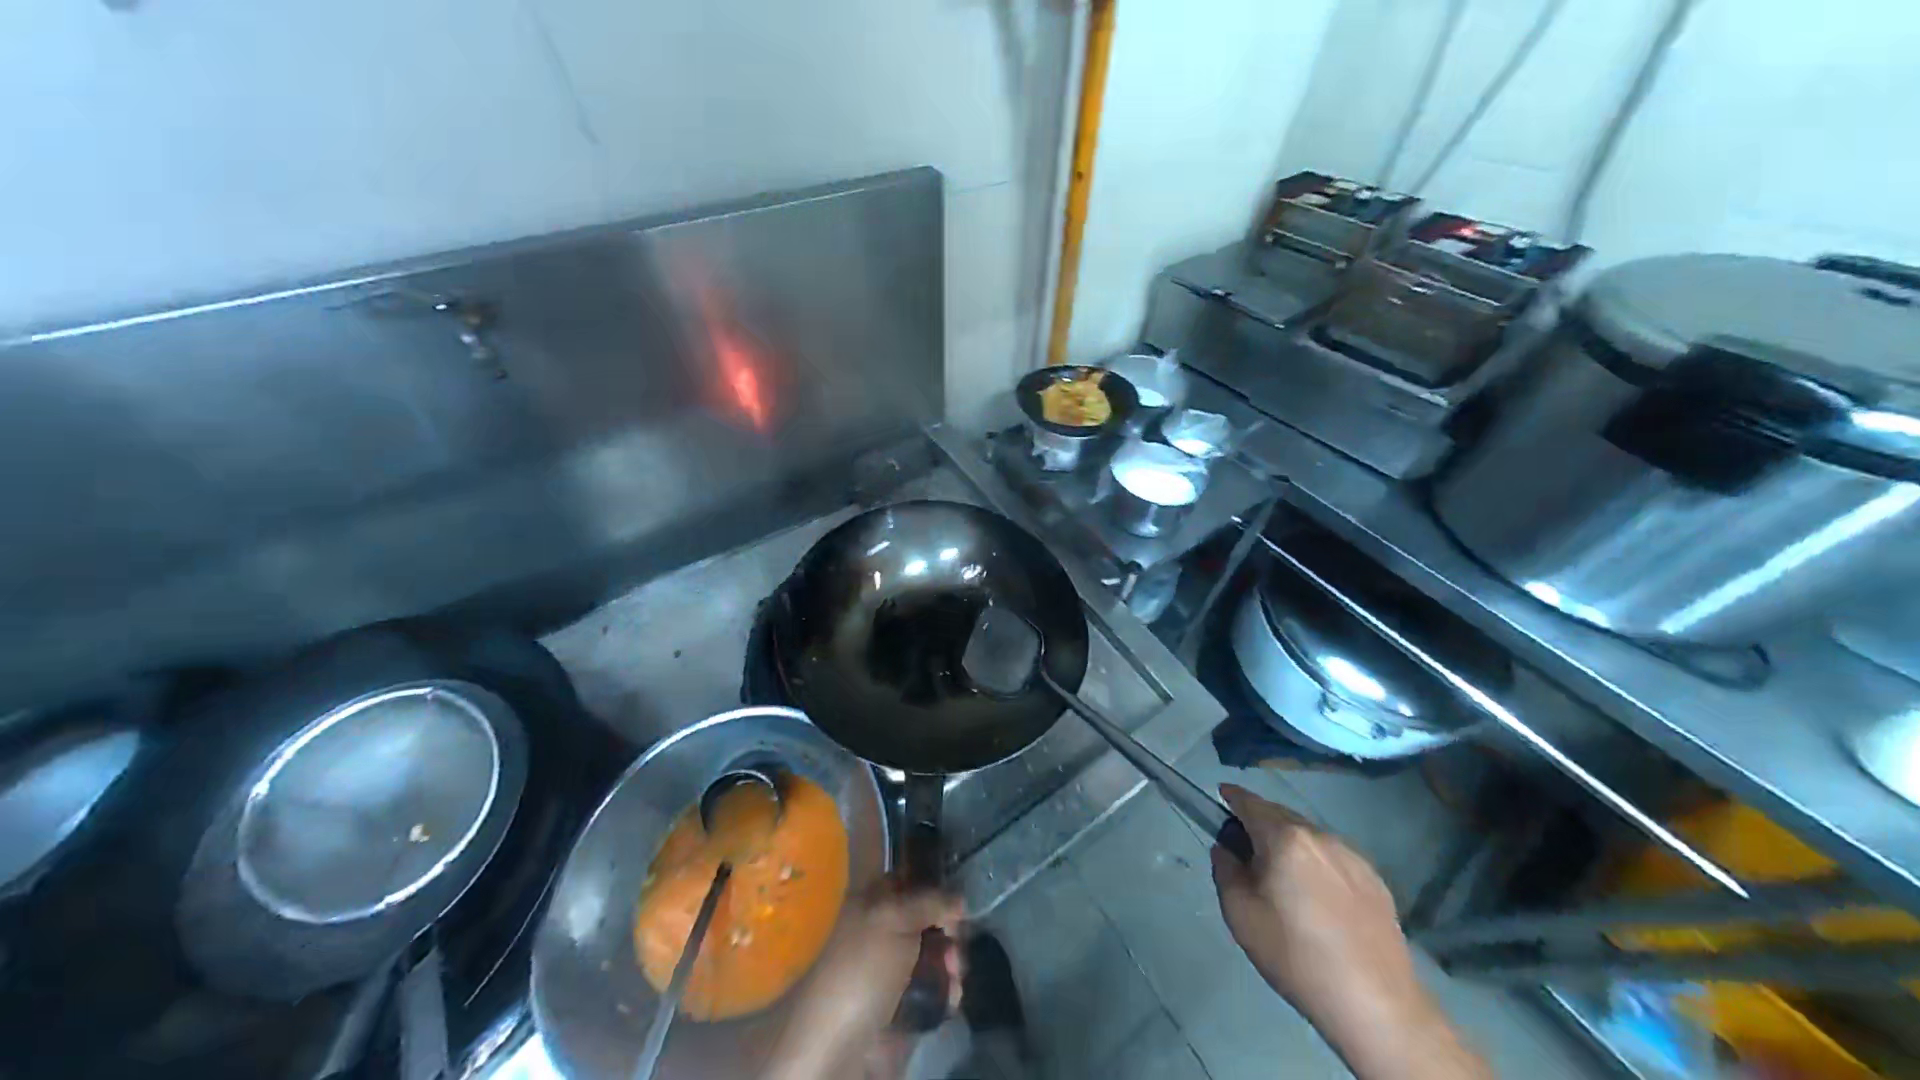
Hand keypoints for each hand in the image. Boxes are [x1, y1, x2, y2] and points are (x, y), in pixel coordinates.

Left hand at [761, 881, 961, 1079]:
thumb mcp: (894, 920)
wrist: (834, 1044)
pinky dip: (945, 991)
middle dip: (949, 935)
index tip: (957, 909)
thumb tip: (959, 899)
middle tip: (956, 953)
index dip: (935, 892)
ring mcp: (887, 970)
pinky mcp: (897, 1004)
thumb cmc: (861, 970)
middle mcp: (879, 932)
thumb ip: (929, 901)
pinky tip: (951, 999)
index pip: (909, 884)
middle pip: (925, 922)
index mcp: (869, 903)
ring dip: (951, 965)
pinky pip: (930, 989)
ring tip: (956, 981)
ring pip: (931, 956)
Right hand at [1210, 784, 1490, 1079]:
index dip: (1232, 796)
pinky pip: (1334, 857)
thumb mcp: (1240, 914)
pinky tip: (1317, 898)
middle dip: (1259, 822)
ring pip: (1309, 836)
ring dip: (1289, 843)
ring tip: (1283, 878)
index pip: (1250, 803)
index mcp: (1284, 839)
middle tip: (1245, 849)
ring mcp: (1353, 857)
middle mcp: (1320, 836)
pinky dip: (1316, 863)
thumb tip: (1228, 851)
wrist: (1375, 1003)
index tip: (1221, 796)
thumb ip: (1225, 871)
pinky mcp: (1375, 881)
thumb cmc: (1295, 954)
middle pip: (1280, 815)